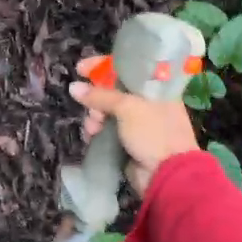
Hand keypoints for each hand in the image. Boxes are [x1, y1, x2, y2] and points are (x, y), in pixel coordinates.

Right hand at [70, 56, 199, 195]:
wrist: (168, 175)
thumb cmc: (154, 133)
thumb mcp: (128, 108)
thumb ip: (100, 96)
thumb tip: (73, 87)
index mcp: (155, 90)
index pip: (126, 69)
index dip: (103, 66)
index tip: (81, 68)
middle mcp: (146, 103)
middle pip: (111, 91)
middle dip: (96, 98)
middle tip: (91, 107)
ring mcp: (137, 123)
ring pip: (105, 111)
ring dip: (94, 117)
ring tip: (94, 127)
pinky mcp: (127, 141)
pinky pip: (104, 129)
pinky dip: (96, 130)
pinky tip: (92, 135)